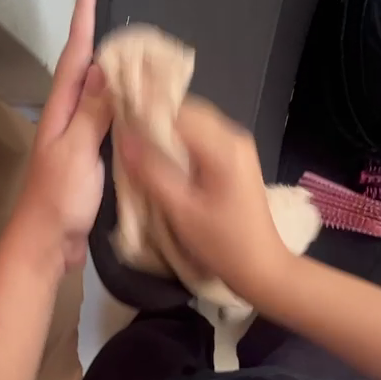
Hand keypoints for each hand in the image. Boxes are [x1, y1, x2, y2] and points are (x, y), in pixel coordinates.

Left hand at [10, 0, 111, 271]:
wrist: (48, 242)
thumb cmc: (58, 198)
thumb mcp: (76, 151)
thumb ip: (92, 112)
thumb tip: (104, 66)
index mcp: (61, 111)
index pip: (75, 54)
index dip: (82, 16)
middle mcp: (68, 118)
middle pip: (86, 69)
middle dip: (100, 37)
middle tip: (121, 10)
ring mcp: (78, 139)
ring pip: (99, 95)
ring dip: (114, 71)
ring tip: (137, 52)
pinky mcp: (90, 160)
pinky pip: (108, 123)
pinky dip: (122, 107)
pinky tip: (137, 107)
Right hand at [116, 98, 292, 298]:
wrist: (261, 267)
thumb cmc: (223, 244)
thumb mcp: (182, 212)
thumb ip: (152, 173)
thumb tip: (124, 139)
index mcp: (224, 147)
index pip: (178, 112)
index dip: (146, 112)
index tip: (119, 121)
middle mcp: (234, 137)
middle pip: (187, 112)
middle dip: (155, 120)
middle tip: (125, 135)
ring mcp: (238, 147)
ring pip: (194, 124)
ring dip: (166, 132)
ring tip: (139, 148)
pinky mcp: (236, 159)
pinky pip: (202, 138)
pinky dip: (180, 143)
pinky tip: (163, 160)